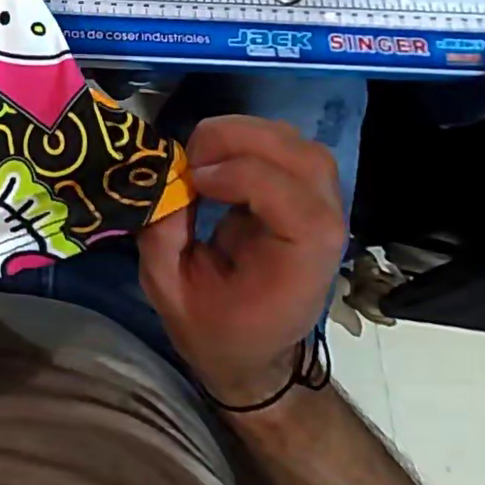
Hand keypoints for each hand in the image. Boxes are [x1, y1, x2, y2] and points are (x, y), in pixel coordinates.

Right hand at [139, 115, 346, 406]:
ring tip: (202, 152)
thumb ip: (162, 233)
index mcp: (298, 268)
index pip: (296, 205)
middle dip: (242, 139)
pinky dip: (247, 138)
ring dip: (244, 133)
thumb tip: (161, 175)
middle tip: (192, 154)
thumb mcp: (168, 290)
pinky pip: (285, 147)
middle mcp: (323, 233)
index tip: (192, 181)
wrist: (251, 352)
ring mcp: (319, 209)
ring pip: (297, 144)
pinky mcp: (302, 193)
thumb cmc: (213, 328)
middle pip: (305, 160)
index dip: (243, 177)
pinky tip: (217, 157)